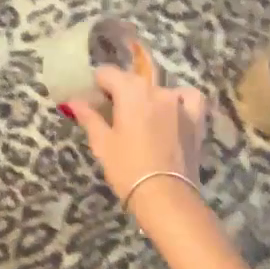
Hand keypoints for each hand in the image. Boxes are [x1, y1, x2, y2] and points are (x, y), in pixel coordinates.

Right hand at [63, 66, 208, 201]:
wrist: (165, 196)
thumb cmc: (127, 168)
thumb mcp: (102, 143)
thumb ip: (89, 117)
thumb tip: (74, 101)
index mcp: (130, 91)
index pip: (107, 73)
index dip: (96, 84)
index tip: (91, 100)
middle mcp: (156, 89)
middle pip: (132, 79)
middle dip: (119, 90)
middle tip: (110, 113)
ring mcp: (179, 102)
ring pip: (158, 89)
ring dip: (146, 97)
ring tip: (140, 117)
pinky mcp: (195, 118)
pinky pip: (188, 98)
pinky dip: (179, 99)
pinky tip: (172, 108)